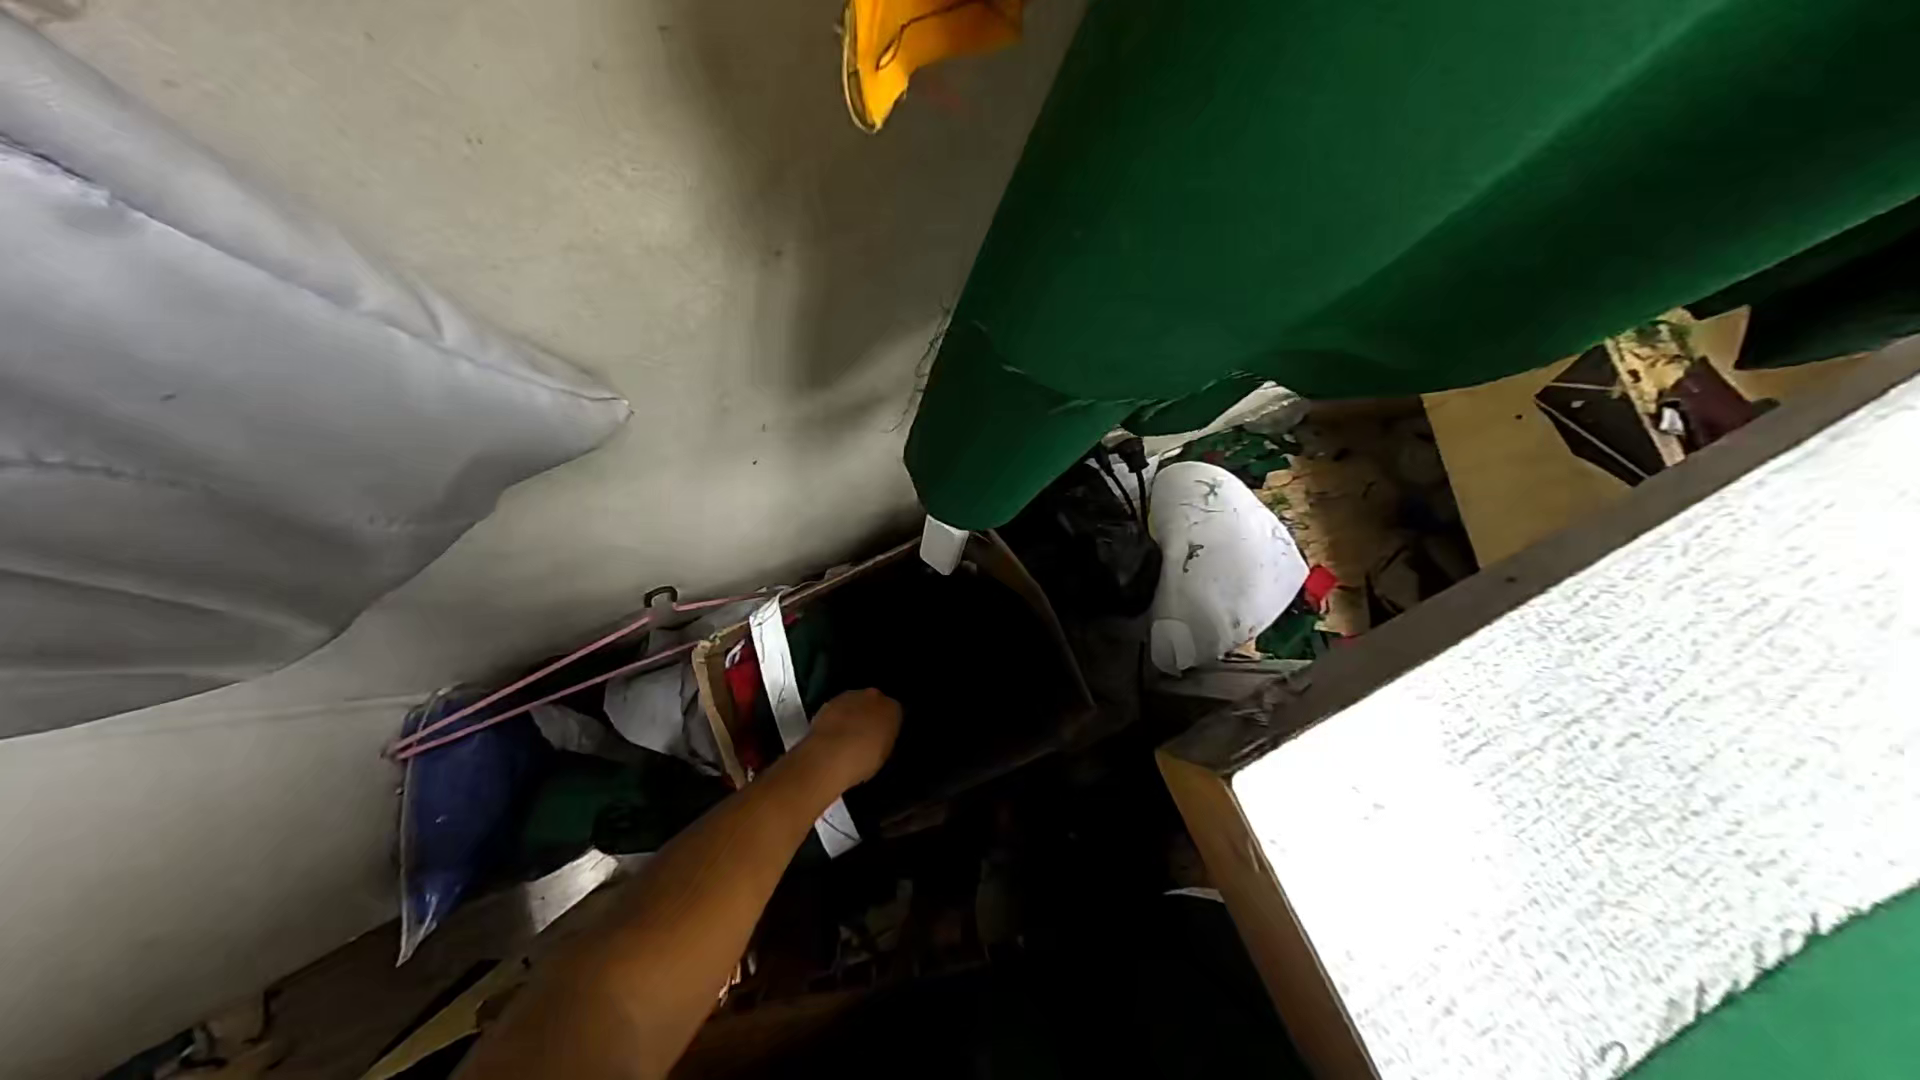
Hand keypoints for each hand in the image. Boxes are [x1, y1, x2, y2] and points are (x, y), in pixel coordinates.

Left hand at [801, 688, 901, 789]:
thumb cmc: (864, 760)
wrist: (830, 755)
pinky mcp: (829, 702)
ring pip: (855, 703)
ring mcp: (850, 696)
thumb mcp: (884, 753)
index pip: (894, 712)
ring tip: (845, 735)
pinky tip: (832, 733)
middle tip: (864, 734)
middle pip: (874, 703)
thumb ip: (884, 738)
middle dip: (870, 715)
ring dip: (852, 714)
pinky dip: (836, 717)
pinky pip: (837, 709)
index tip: (882, 737)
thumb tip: (879, 736)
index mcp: (892, 708)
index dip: (887, 725)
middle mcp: (873, 696)